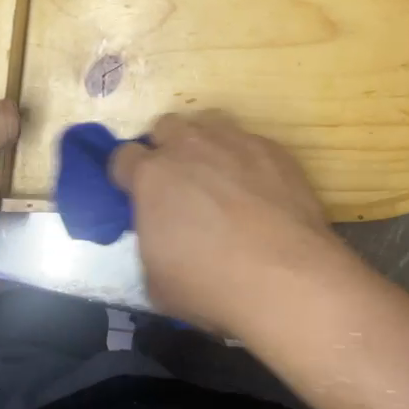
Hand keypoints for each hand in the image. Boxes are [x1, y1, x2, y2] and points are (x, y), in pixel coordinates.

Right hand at [111, 111, 346, 335]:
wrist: (286, 276)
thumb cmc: (212, 285)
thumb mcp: (156, 281)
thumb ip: (151, 242)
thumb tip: (162, 234)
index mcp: (152, 176)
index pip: (123, 157)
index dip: (127, 176)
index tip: (136, 195)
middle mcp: (189, 146)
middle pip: (166, 127)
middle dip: (166, 149)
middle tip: (179, 183)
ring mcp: (233, 140)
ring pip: (208, 124)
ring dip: (205, 145)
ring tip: (218, 179)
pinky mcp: (270, 147)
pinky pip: (248, 143)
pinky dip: (246, 160)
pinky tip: (258, 190)